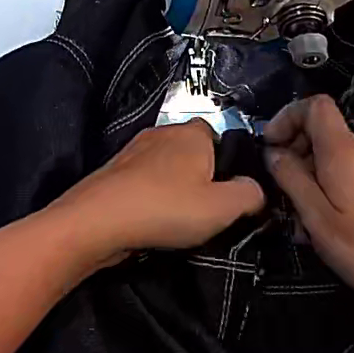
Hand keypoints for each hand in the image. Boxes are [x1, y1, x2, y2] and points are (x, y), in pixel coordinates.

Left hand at [44, 121, 265, 269]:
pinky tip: (149, 220)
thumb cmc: (166, 207)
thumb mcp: (223, 208)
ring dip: (172, 189)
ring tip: (175, 220)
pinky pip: (143, 180)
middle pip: (192, 152)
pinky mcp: (113, 170)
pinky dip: (149, 196)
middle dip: (199, 177)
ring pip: (165, 167)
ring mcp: (134, 149)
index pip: (220, 136)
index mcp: (194, 132)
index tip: (227, 194)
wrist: (96, 221)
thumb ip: (250, 195)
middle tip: (204, 210)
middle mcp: (164, 131)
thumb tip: (257, 189)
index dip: (227, 164)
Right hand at [264, 97, 353, 321]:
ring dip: (310, 179)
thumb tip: (273, 154)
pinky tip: (326, 225)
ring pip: (332, 157)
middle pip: (321, 132)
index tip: (270, 146)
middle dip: (294, 155)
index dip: (286, 118)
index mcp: (343, 151)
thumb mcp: (316, 217)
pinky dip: (329, 190)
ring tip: (303, 218)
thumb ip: (290, 178)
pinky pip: (349, 175)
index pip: (313, 105)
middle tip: (282, 189)